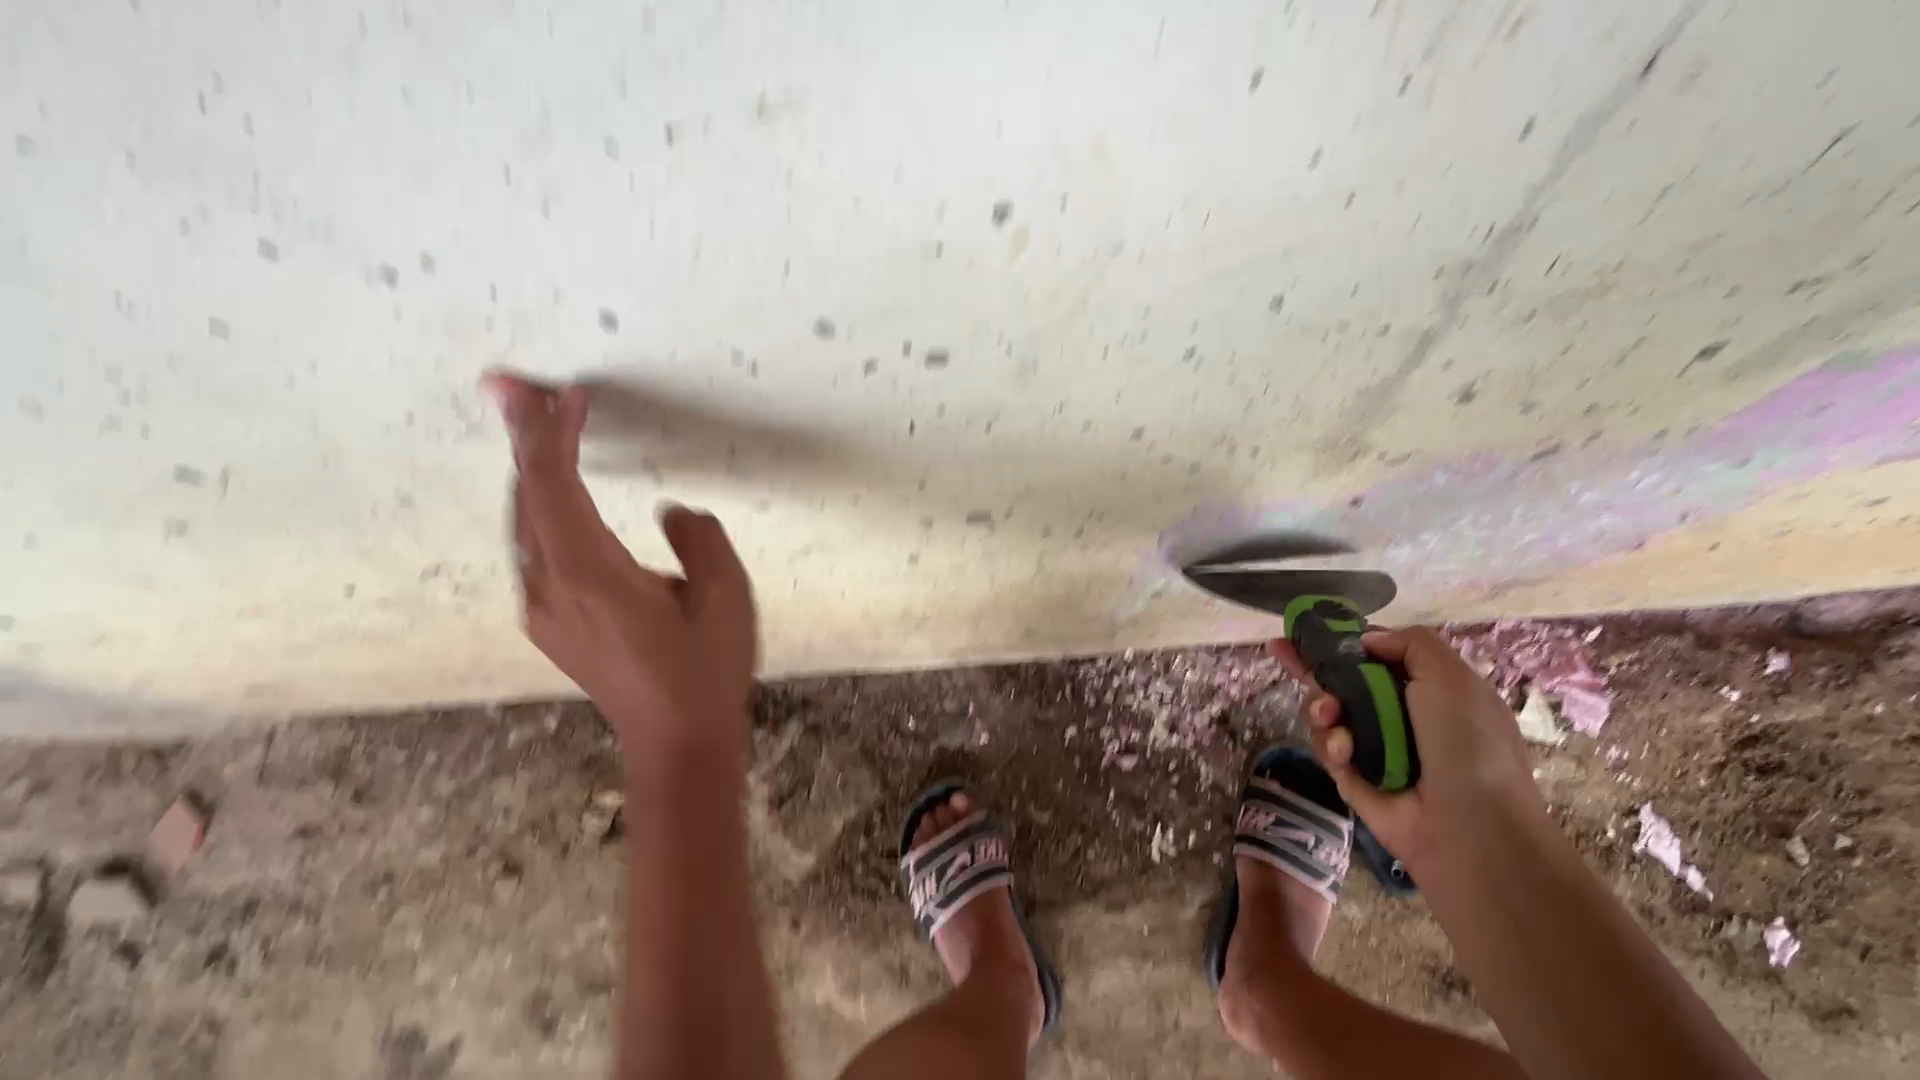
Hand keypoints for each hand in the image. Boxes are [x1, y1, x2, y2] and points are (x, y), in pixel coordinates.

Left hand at [481, 370, 757, 758]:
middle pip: (526, 498)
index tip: (566, 394)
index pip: (555, 487)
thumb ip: (697, 539)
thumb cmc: (706, 671)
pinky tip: (556, 492)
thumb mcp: (725, 596)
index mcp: (591, 576)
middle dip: (524, 438)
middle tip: (516, 386)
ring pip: (525, 523)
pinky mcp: (550, 623)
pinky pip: (535, 548)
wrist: (677, 743)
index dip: (553, 435)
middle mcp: (551, 589)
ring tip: (538, 425)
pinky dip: (542, 507)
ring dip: (531, 472)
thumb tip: (669, 514)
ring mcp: (544, 609)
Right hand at [1270, 627, 1545, 870]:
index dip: (1345, 641)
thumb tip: (1366, 639)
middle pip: (1342, 680)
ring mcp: (1373, 746)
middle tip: (1282, 651)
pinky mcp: (1352, 776)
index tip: (1311, 629)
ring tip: (1328, 714)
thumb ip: (1410, 644)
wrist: (1470, 828)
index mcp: (1428, 689)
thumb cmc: (1468, 744)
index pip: (1377, 656)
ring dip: (1321, 706)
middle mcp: (1398, 714)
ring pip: (1327, 711)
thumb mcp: (1452, 678)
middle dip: (1313, 665)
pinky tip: (1344, 752)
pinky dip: (1331, 744)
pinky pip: (1326, 747)